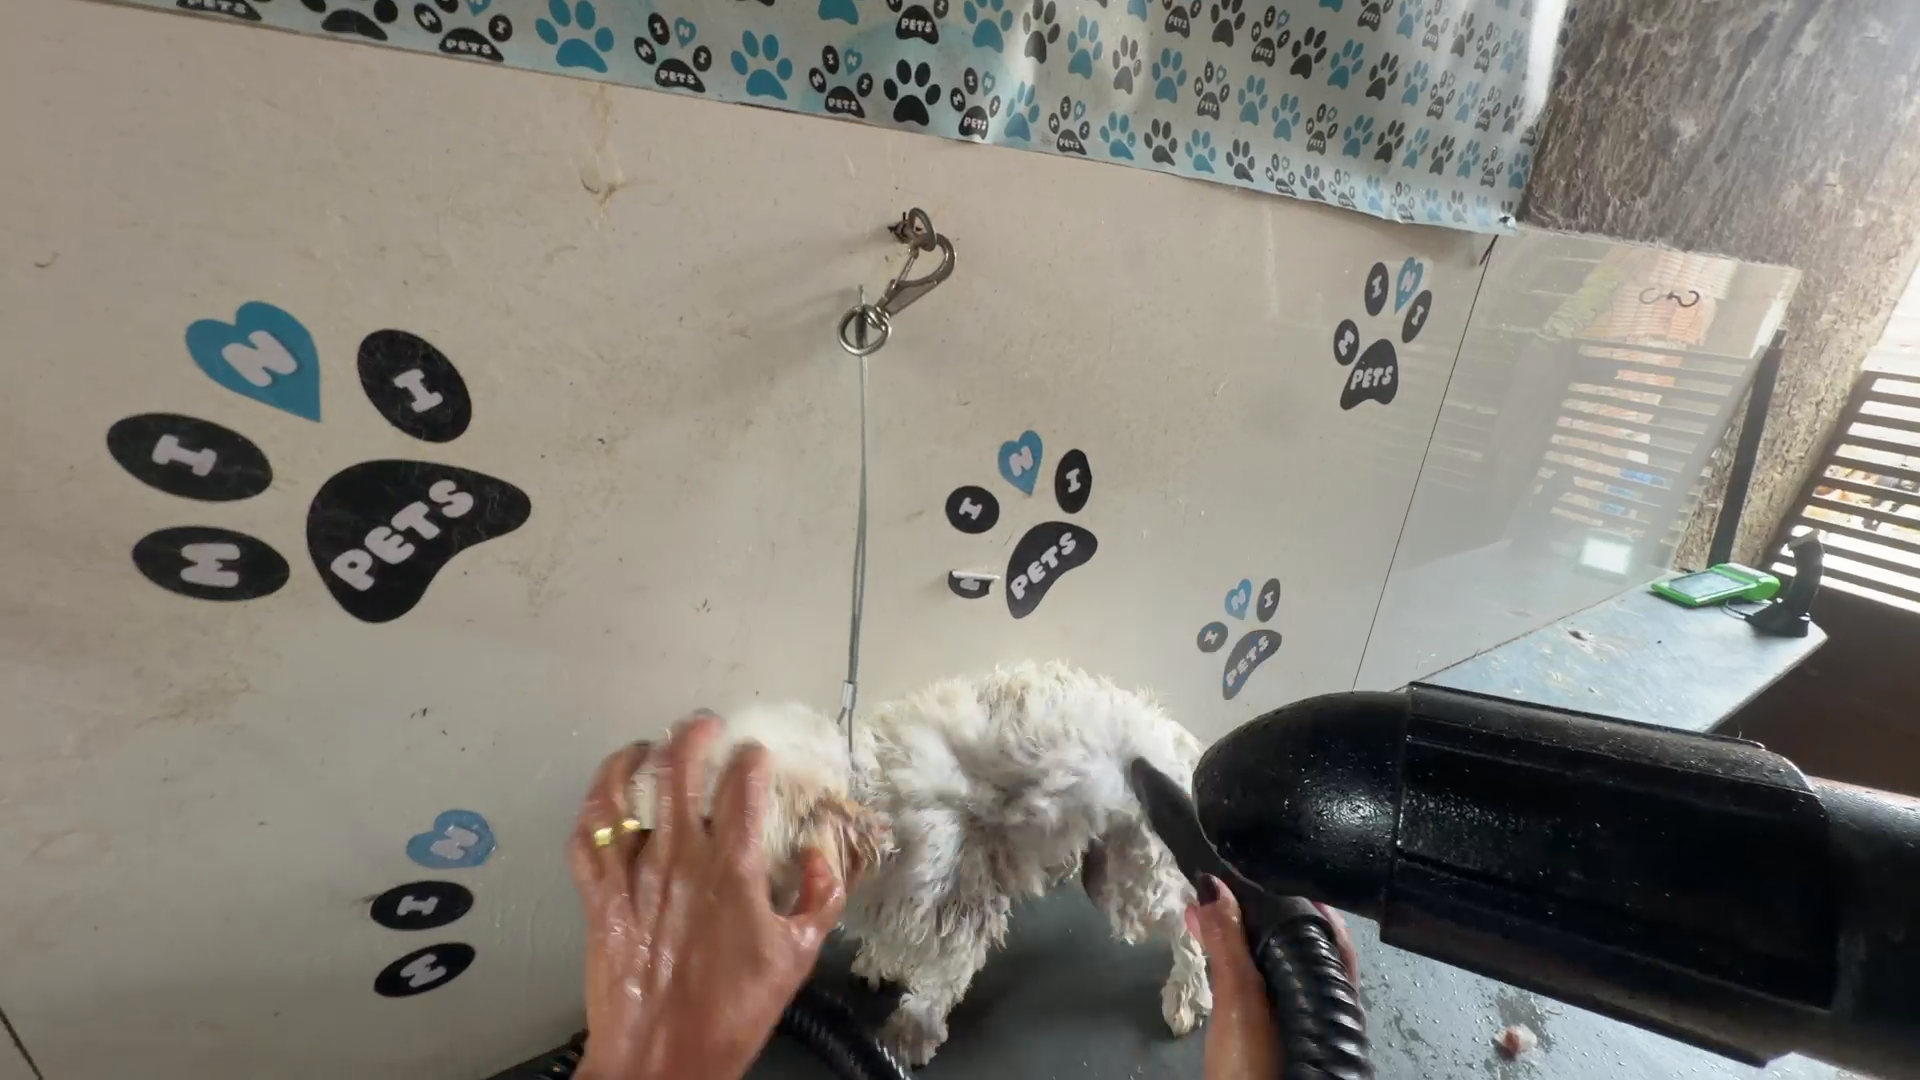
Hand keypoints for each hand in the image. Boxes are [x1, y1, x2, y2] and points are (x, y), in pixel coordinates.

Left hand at [569, 715, 846, 1079]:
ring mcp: (633, 875)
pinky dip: (594, 805)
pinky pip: (586, 837)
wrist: (660, 1066)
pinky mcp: (598, 898)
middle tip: (706, 725)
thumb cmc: (734, 1009)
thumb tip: (820, 850)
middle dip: (695, 734)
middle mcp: (680, 858)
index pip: (743, 784)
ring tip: (651, 746)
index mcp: (733, 867)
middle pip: (680, 768)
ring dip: (637, 758)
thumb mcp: (800, 954)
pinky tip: (609, 792)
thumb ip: (823, 894)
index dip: (752, 757)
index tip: (757, 754)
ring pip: (624, 792)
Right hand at [1186, 877, 1360, 1079]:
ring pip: (1268, 964)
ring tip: (1199, 908)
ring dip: (1236, 932)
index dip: (1301, 900)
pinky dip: (1229, 957)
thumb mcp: (1239, 1002)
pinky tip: (1205, 947)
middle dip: (1253, 912)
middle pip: (1292, 946)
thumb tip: (1213, 886)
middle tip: (1219, 883)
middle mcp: (1316, 1009)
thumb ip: (1228, 944)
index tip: (1264, 867)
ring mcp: (1290, 1026)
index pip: (1327, 936)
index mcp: (1328, 1000)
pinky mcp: (1265, 1039)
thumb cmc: (1255, 1069)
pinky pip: (1252, 983)